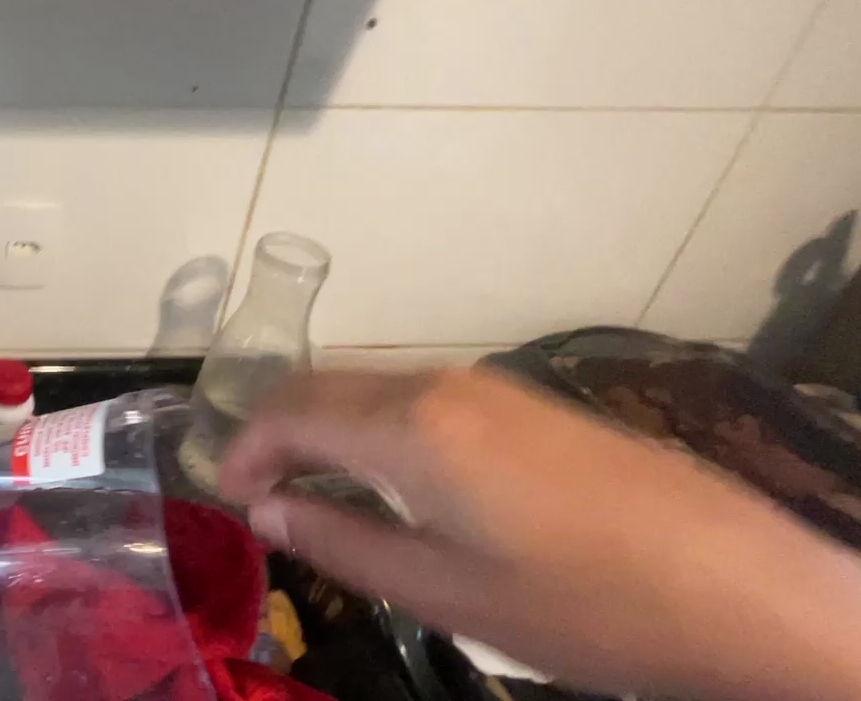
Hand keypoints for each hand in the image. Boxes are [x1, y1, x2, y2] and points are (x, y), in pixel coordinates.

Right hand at [214, 369, 860, 700]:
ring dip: (316, 424)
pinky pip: (403, 392)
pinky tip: (383, 470)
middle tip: (259, 490)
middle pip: (315, 386)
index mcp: (406, 428)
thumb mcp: (450, 593)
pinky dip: (363, 421)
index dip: (244, 450)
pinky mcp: (511, 396)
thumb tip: (264, 512)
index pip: (286, 415)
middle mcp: (430, 385)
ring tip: (312, 483)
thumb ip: (340, 542)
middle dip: (270, 431)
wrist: (757, 592)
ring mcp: (475, 383)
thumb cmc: (588, 603)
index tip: (229, 494)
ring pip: (358, 384)